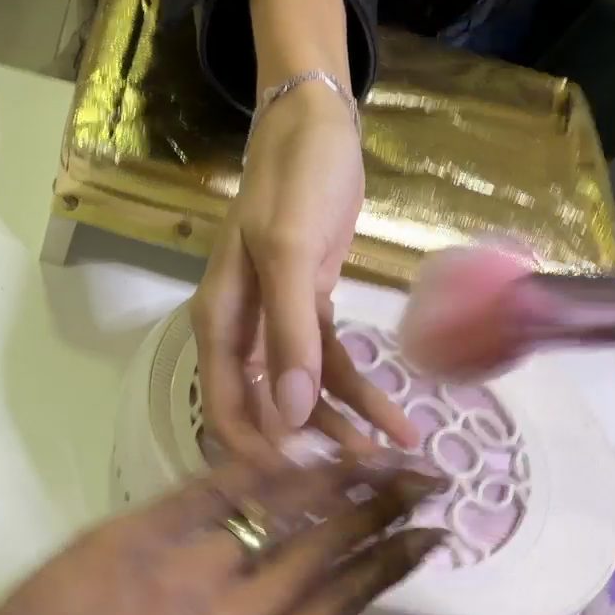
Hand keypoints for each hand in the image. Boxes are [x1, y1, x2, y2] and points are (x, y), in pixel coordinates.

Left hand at [0, 458, 445, 614]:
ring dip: (333, 477)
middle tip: (425, 472)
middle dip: (381, 508)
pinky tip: (292, 440)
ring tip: (373, 447)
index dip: (389, 566)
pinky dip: (254, 464)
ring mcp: (186, 577)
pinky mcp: (133, 541)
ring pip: (278, 516)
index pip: (339, 607)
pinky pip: (205, 493)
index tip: (429, 535)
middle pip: (325, 553)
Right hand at [190, 0, 416, 462]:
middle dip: (307, 449)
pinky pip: (332, 366)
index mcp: (218, 325)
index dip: (255, 452)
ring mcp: (276, 328)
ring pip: (303, 396)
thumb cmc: (292, 181)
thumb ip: (287, 335)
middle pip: (265, 411)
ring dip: (342, 428)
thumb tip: (290, 416)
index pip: (224, 408)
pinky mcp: (309, 314)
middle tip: (355, 484)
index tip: (298, 489)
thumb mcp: (288, 252)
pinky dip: (361, 393)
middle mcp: (242, 336)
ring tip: (387, 459)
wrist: (316, 125)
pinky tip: (395, 420)